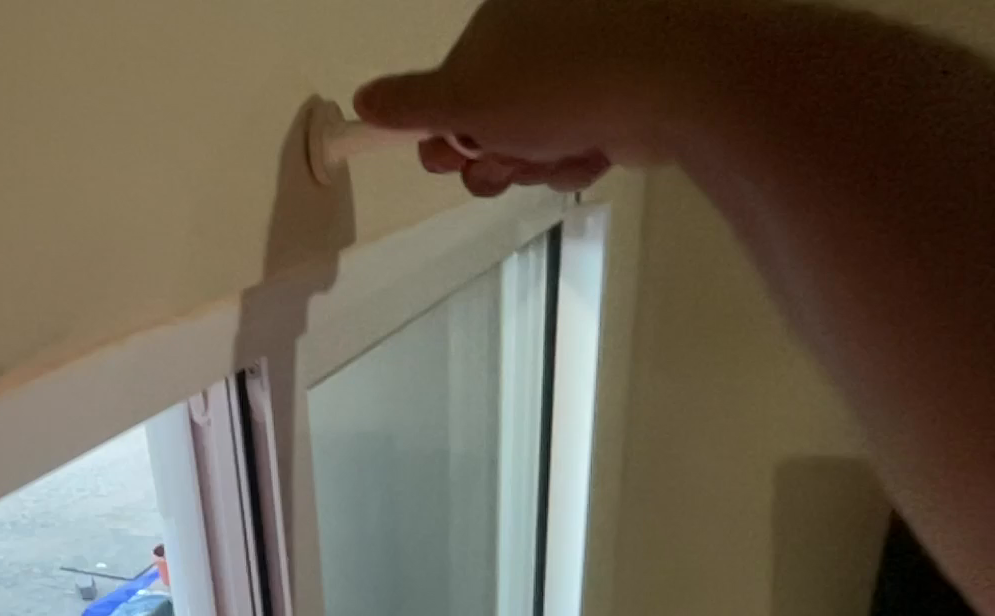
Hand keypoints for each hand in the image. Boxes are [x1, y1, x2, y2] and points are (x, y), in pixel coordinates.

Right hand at [354, 0, 717, 194]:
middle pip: (485, 120)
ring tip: (554, 154)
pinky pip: (573, 136)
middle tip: (504, 160)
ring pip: (528, 137)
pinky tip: (589, 151)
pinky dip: (572, 155)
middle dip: (488, 155)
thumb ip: (407, 105)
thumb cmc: (557, 85)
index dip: (443, 133)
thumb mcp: (461, 98)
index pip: (448, 91)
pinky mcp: (624, 90)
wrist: (683, 80)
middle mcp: (543, 33)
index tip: (455, 154)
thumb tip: (362, 100)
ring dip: (528, 163)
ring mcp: (587, 61)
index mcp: (502, 21)